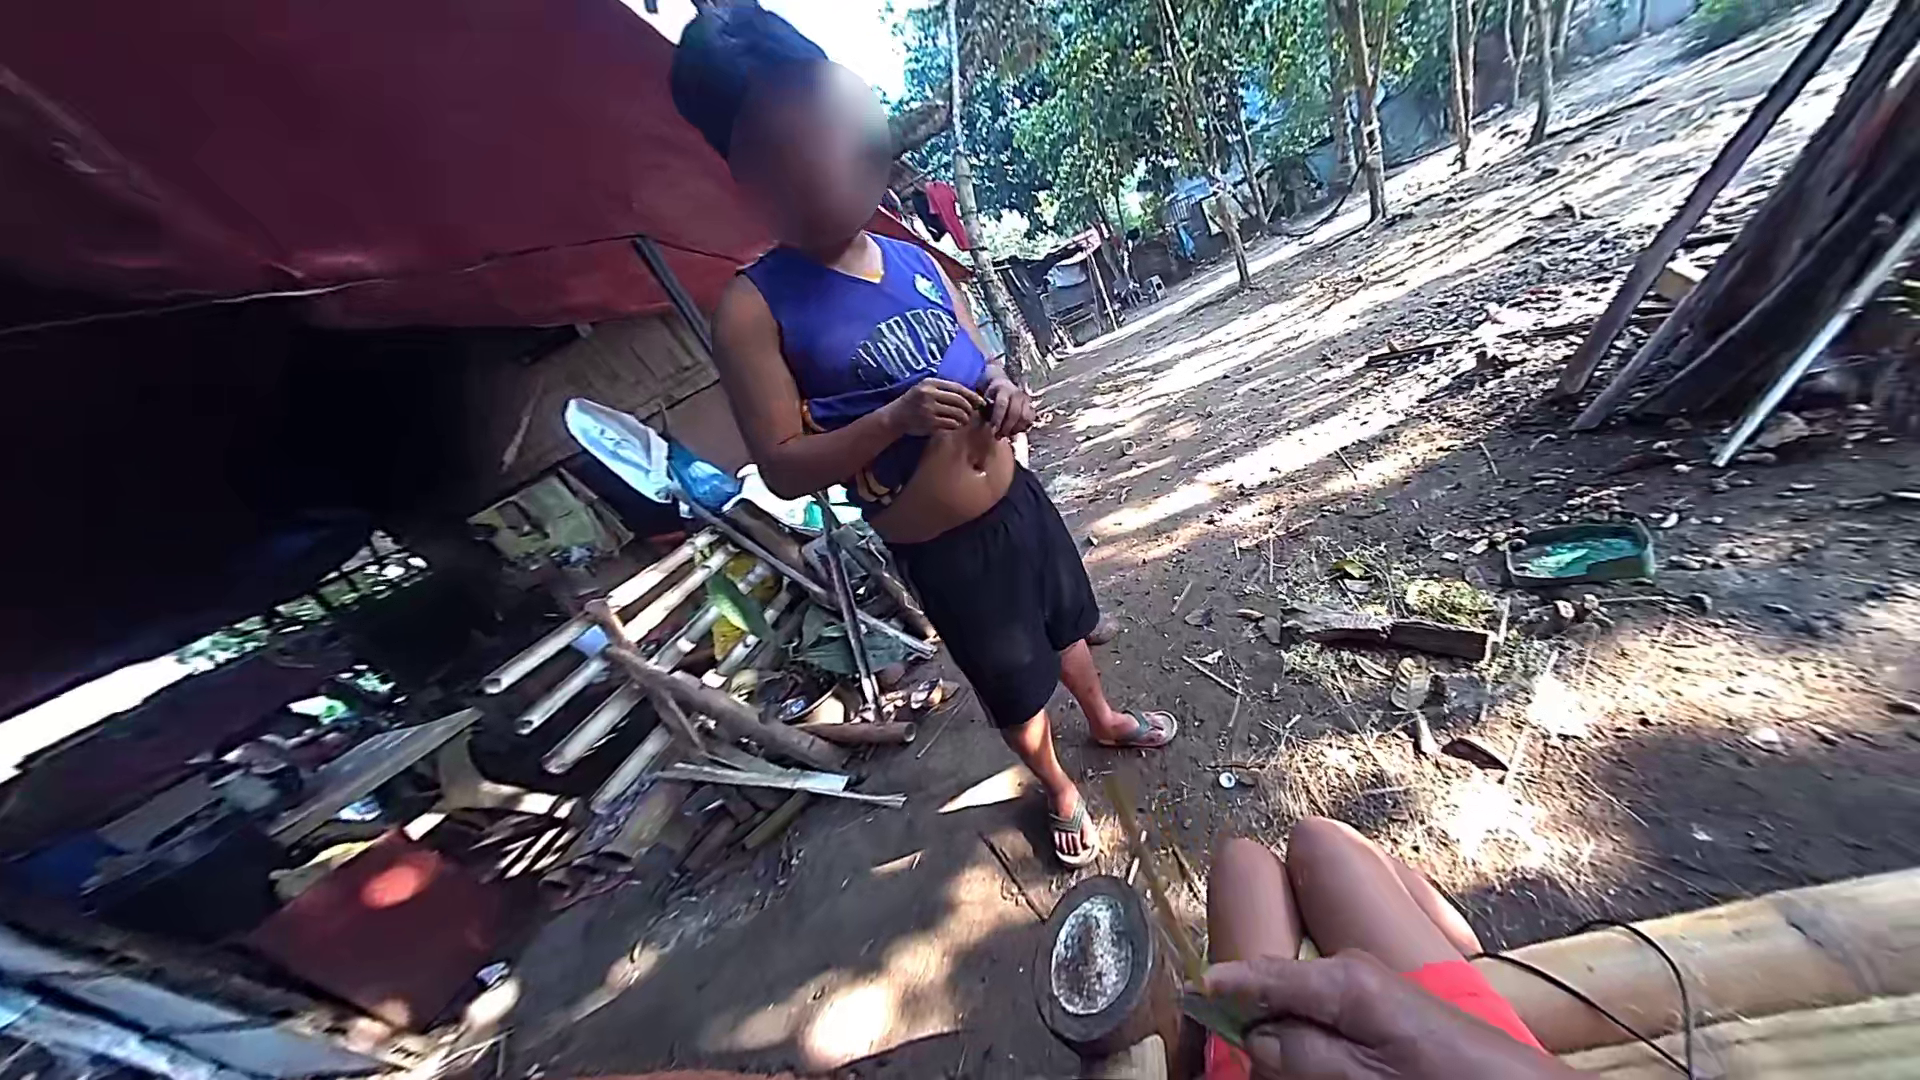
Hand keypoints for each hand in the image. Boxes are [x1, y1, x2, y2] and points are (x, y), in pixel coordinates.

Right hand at [885, 378, 986, 435]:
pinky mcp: (929, 423)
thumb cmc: (914, 402)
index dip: (971, 395)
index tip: (979, 401)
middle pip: (959, 401)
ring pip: (957, 414)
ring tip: (964, 420)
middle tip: (972, 413)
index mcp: (930, 383)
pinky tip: (955, 425)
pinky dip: (956, 425)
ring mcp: (929, 410)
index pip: (957, 388)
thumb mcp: (924, 388)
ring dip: (964, 418)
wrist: (896, 417)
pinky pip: (950, 424)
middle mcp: (930, 395)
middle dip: (969, 408)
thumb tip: (969, 394)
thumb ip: (943, 388)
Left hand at [983, 375, 1034, 438]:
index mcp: (1003, 389)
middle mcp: (1017, 393)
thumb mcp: (985, 398)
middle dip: (1006, 427)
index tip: (993, 428)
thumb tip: (988, 424)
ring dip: (1015, 429)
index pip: (1002, 404)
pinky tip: (1013, 431)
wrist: (1002, 386)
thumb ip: (985, 409)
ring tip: (1005, 434)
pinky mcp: (1031, 407)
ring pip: (1024, 417)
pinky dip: (1022, 428)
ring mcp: (1026, 400)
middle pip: (1015, 413)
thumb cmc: (991, 395)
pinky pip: (1029, 420)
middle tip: (998, 436)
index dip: (997, 418)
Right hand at [1203, 952, 1577, 1079]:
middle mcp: (1349, 972)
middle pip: (1279, 992)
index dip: (1225, 984)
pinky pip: (1330, 1019)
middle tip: (1253, 1059)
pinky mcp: (1383, 1010)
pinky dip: (1315, 1041)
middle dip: (1260, 1023)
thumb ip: (1308, 1056)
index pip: (1264, 975)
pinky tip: (1324, 1064)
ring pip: (1303, 1008)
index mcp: (1344, 980)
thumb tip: (1255, 1040)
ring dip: (1289, 1038)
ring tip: (1300, 1067)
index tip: (1194, 992)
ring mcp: (1367, 989)